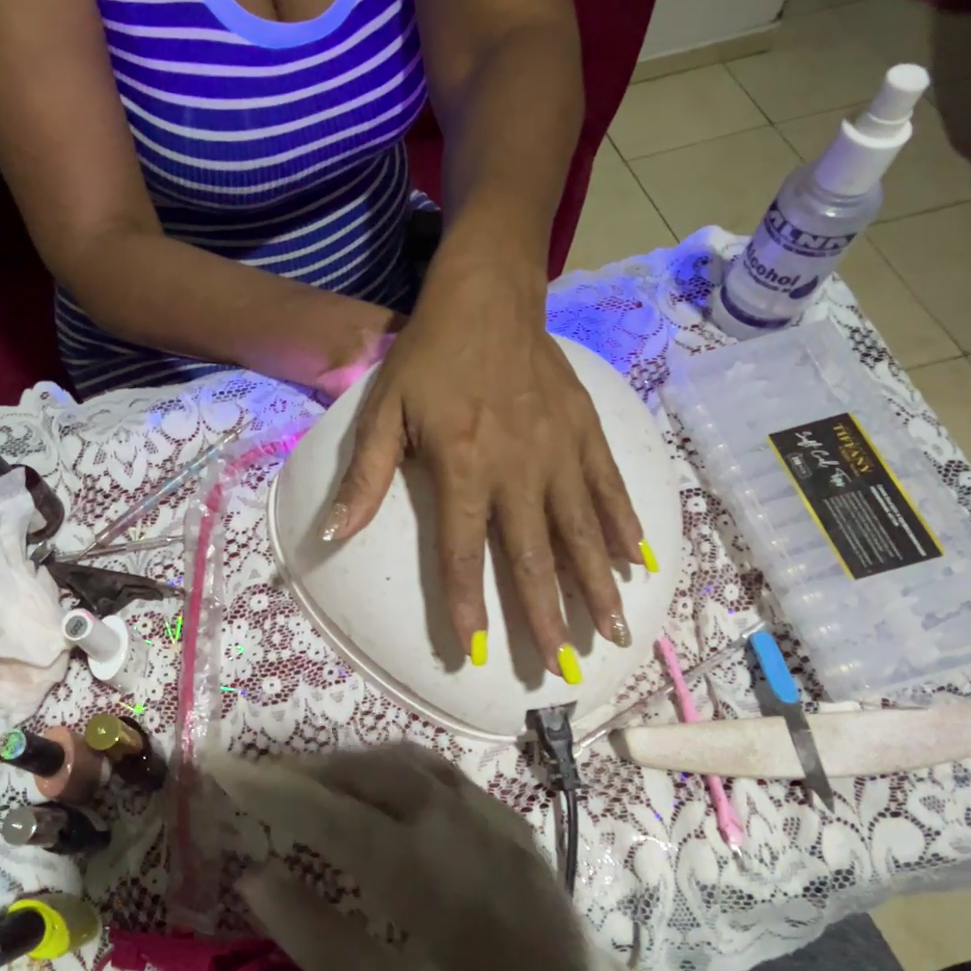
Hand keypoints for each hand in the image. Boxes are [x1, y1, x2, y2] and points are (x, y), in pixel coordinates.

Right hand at [208, 745, 725, 970]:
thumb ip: (320, 940)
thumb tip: (255, 878)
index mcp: (424, 870)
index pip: (330, 814)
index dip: (273, 791)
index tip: (227, 773)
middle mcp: (457, 821)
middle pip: (368, 772)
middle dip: (311, 770)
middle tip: (267, 781)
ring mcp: (490, 813)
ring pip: (406, 761)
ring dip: (354, 763)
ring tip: (315, 782)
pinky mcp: (509, 819)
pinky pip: (441, 771)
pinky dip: (395, 767)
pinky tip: (383, 790)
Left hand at [320, 258, 643, 678]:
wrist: (488, 299)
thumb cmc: (429, 358)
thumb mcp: (384, 411)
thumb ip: (364, 477)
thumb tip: (332, 536)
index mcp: (463, 467)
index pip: (465, 553)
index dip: (469, 607)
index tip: (479, 655)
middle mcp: (517, 469)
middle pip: (533, 557)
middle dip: (547, 618)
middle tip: (563, 671)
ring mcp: (559, 451)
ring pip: (581, 533)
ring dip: (595, 588)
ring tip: (610, 635)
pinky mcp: (587, 433)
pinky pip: (610, 490)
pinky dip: (624, 529)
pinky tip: (638, 564)